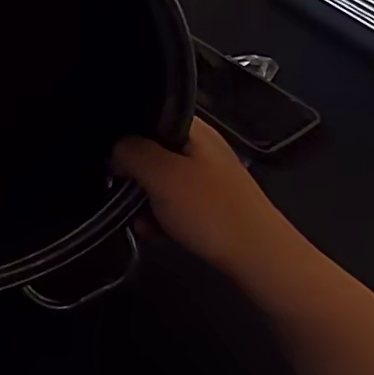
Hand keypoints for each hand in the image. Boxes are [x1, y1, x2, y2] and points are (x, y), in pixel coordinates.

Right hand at [111, 118, 305, 283]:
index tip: (113, 161)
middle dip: (134, 176)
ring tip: (143, 222)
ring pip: (161, 179)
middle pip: (152, 151)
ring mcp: (208, 175)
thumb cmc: (212, 212)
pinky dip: (162, 215)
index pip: (149, 116)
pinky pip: (175, 201)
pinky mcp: (211, 202)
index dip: (126, 136)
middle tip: (128, 196)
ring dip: (146, 201)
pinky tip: (157, 233)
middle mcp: (202, 146)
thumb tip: (116, 149)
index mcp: (194, 128)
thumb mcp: (161, 176)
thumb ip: (131, 153)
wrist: (260, 258)